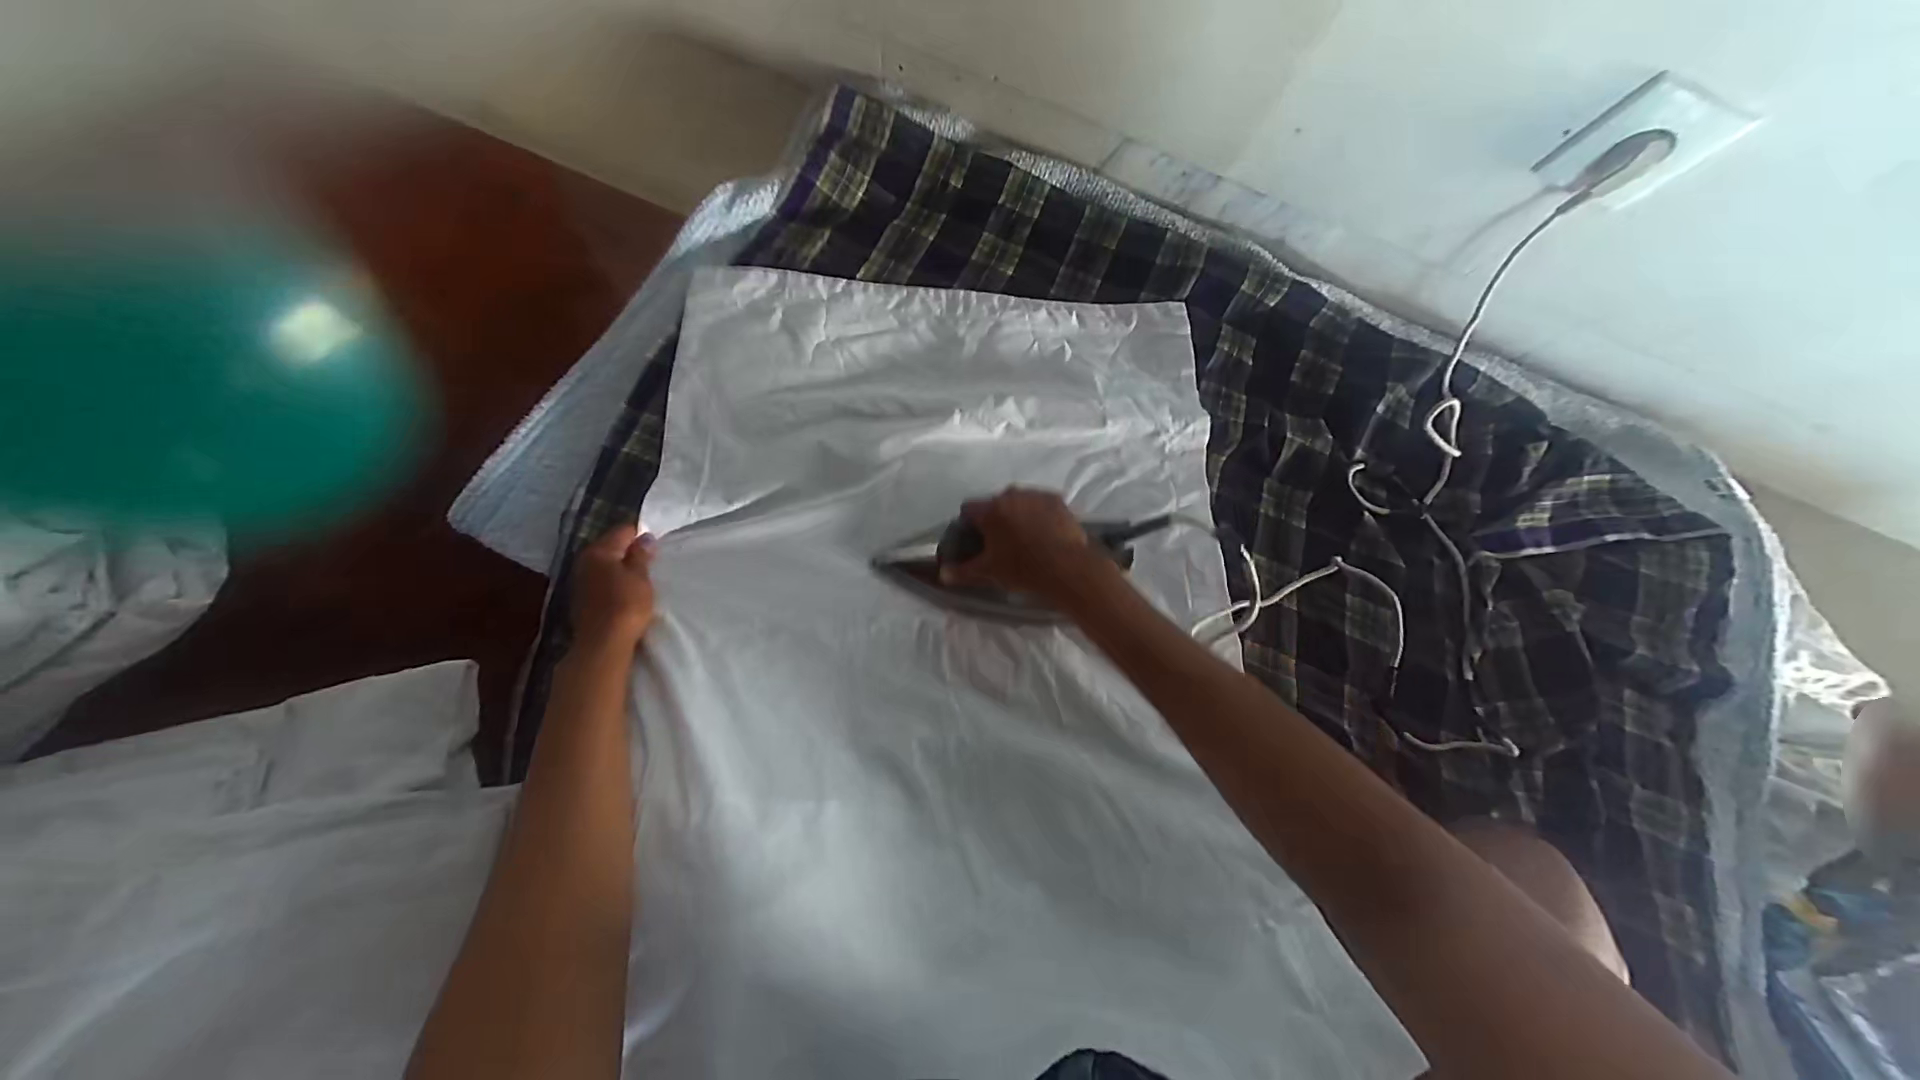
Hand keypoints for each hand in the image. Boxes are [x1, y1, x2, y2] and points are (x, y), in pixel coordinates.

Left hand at [571, 525, 656, 646]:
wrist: (603, 642)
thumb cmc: (626, 605)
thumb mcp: (640, 577)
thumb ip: (641, 555)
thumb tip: (644, 537)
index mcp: (599, 551)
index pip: (622, 531)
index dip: (641, 535)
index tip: (656, 545)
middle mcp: (584, 560)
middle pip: (610, 546)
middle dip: (629, 550)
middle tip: (650, 561)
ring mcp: (580, 580)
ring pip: (604, 564)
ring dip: (620, 567)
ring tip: (639, 576)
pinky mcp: (581, 598)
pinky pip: (600, 579)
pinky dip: (612, 580)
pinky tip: (624, 590)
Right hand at [938, 487, 1110, 605]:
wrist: (1067, 567)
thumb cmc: (1023, 568)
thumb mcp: (989, 572)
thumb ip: (963, 571)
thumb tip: (943, 574)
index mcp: (990, 509)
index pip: (968, 509)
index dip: (968, 524)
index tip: (975, 539)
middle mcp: (1011, 495)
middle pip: (995, 503)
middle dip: (995, 518)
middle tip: (1001, 542)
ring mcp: (1036, 494)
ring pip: (1019, 502)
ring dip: (1018, 514)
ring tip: (1026, 538)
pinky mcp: (1058, 500)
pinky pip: (1040, 503)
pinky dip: (1038, 514)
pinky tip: (1044, 533)